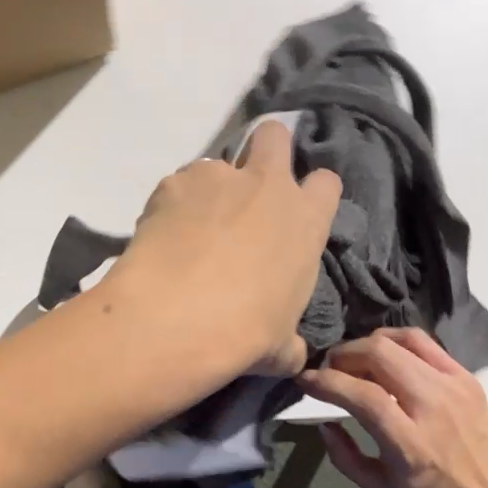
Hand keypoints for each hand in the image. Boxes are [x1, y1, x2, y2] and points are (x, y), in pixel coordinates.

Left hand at [99, 121, 342, 377]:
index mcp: (306, 220)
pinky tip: (162, 239)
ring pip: (217, 164)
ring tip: (190, 231)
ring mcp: (217, 177)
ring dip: (209, 190)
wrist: (178, 320)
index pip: (326, 183)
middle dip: (264, 151)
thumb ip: (290, 342)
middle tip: (246, 192)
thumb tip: (291, 352)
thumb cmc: (245, 336)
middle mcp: (266, 185)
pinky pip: (176, 186)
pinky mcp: (172, 183)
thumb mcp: (281, 348)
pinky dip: (172, 207)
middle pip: (275, 135)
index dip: (312, 195)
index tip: (296, 213)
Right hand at [297, 328, 487, 487]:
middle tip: (328, 370)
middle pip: (378, 354)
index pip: (360, 394)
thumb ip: (343, 455)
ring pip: (399, 341)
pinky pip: (424, 343)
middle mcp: (433, 406)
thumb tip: (324, 422)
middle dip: (342, 355)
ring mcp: (454, 387)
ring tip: (353, 363)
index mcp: (410, 444)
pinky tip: (383, 355)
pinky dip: (395, 341)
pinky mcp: (467, 378)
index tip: (303, 380)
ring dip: (367, 345)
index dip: (325, 381)